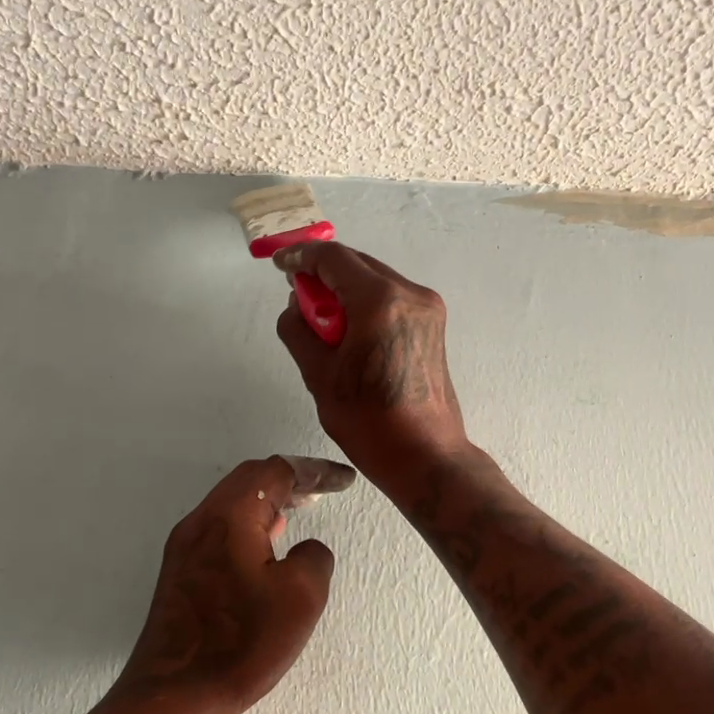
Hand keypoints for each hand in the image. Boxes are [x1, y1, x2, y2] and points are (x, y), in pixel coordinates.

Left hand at [108, 455, 354, 713]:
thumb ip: (314, 557)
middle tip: (320, 490)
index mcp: (229, 516)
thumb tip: (304, 550)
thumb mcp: (302, 597)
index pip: (276, 471)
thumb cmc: (241, 642)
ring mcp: (184, 548)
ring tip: (297, 512)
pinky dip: (248, 524)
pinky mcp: (178, 573)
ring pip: (230, 504)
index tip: (342, 481)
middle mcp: (200, 522)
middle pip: (247, 479)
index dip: (314, 471)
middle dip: (288, 480)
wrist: (174, 693)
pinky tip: (264, 547)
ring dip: (265, 501)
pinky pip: (219, 529)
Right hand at [274, 242, 470, 488]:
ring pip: (375, 280)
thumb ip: (299, 330)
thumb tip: (297, 306)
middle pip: (357, 264)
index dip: (301, 257)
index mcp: (379, 303)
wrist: (425, 455)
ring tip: (324, 325)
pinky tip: (350, 334)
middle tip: (300, 300)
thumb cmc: (369, 423)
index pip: (333, 259)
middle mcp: (410, 295)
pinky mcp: (433, 324)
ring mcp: (427, 308)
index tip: (280, 265)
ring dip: (345, 292)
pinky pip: (391, 299)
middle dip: (324, 276)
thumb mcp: (319, 377)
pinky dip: (366, 305)